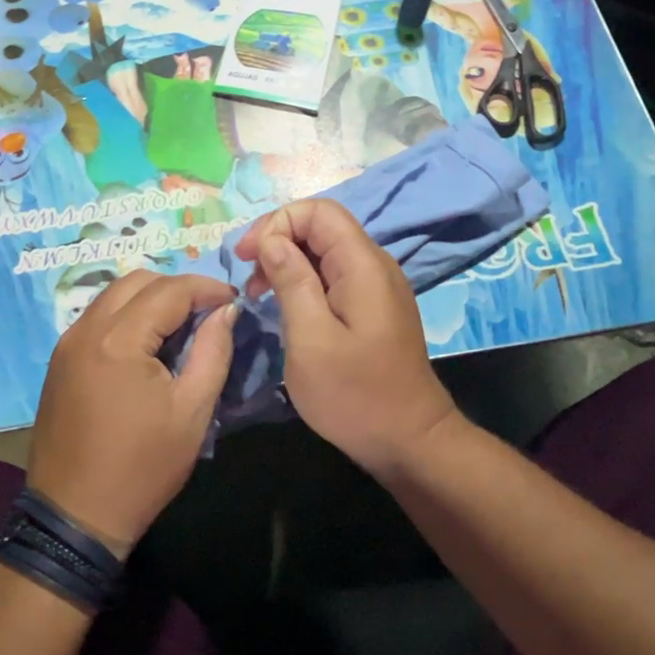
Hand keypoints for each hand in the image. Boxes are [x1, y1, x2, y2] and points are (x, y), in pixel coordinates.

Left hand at [26, 272, 237, 555]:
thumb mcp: (192, 411)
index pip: (169, 290)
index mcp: (118, 340)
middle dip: (177, 287)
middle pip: (137, 281)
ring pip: (113, 295)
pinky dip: (126, 317)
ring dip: (149, 299)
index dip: (206, 288)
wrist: (74, 516)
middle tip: (208, 311)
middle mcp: (86, 330)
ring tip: (182, 326)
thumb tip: (226, 310)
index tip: (234, 300)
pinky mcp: (59, 361)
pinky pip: (97, 318)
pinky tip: (148, 345)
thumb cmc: (142, 468)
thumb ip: (213, 351)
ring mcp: (67, 344)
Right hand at [234, 199, 460, 475]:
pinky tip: (284, 309)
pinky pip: (334, 277)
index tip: (245, 257)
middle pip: (322, 228)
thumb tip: (271, 240)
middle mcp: (375, 266)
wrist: (410, 442)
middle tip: (247, 279)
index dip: (277, 222)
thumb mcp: (311, 339)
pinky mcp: (373, 309)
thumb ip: (291, 281)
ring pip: (326, 253)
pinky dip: (304, 283)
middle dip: (278, 241)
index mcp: (363, 265)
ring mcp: (377, 288)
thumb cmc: (355, 395)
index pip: (319, 212)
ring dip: (287, 263)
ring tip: (258, 295)